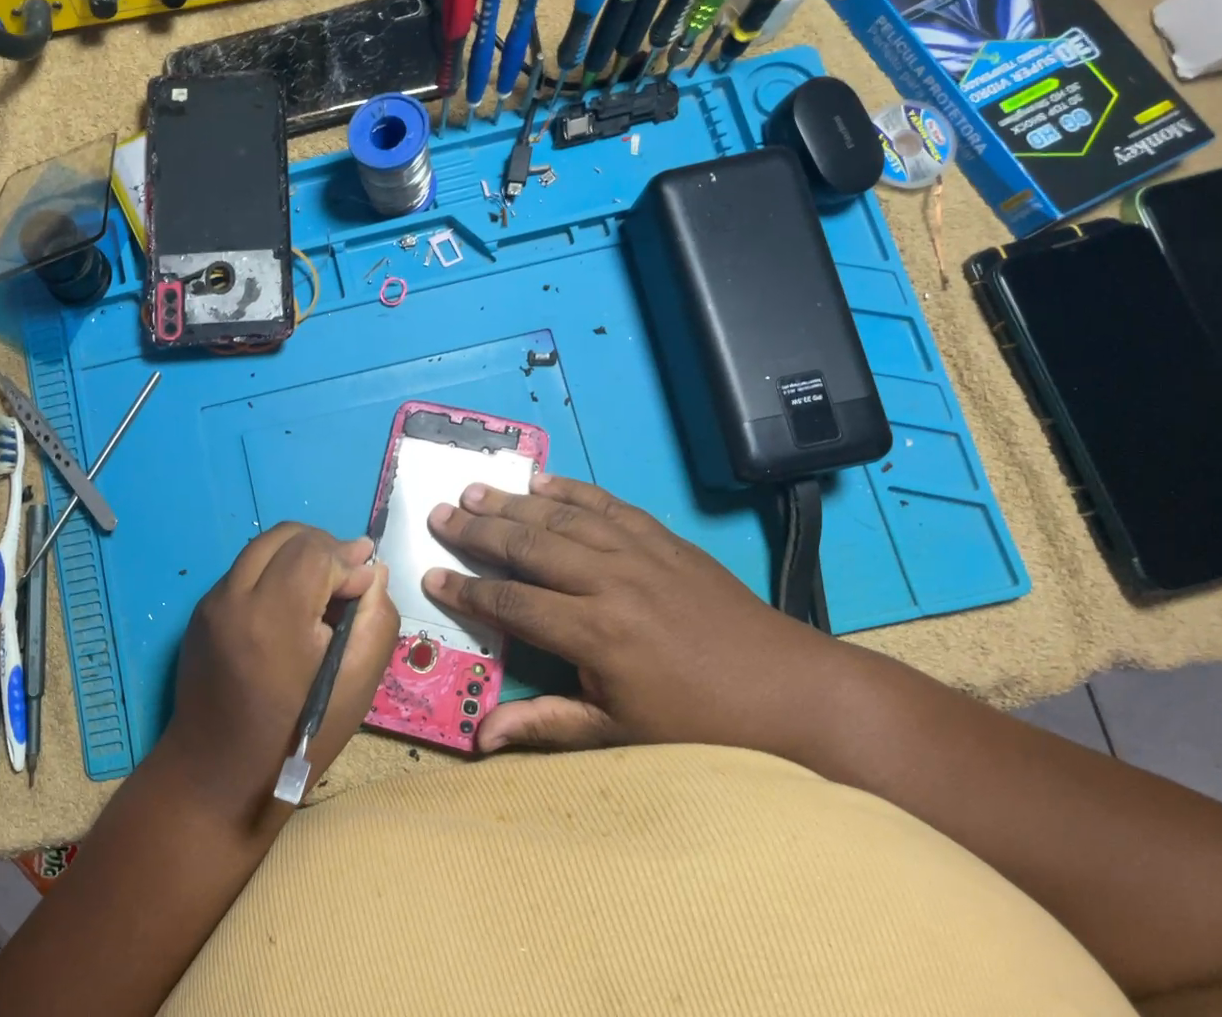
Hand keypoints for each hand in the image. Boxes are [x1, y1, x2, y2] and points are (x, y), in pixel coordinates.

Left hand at [161, 523, 397, 821]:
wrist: (216, 777)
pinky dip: (273, 574)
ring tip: (321, 592)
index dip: (348, 558)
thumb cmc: (295, 737)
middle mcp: (233, 598)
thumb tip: (370, 572)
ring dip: (297, 557)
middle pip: (285, 536)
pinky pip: (243, 571)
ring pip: (261, 548)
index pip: (315, 551)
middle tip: (348, 581)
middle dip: (324, 547)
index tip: (365, 585)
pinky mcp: (199, 614)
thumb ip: (375, 619)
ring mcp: (209, 604)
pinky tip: (289, 611)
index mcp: (272, 616)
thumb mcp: (355, 685)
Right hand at [423, 474, 852, 755]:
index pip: (512, 602)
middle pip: (529, 546)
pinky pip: (609, 506)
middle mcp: (609, 582)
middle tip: (438, 514)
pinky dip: (572, 491)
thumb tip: (480, 739)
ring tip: (475, 489)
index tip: (431, 575)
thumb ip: (545, 725)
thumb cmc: (699, 723)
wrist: (790, 692)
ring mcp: (640, 555)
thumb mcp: (619, 733)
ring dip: (514, 502)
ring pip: (563, 519)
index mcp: (594, 634)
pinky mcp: (666, 541)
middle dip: (478, 531)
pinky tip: (543, 481)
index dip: (466, 589)